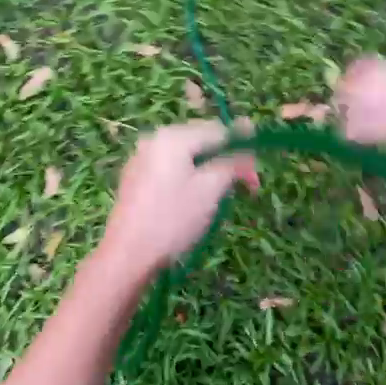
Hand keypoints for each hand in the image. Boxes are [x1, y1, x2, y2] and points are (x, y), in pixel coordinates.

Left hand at [100, 121, 257, 275]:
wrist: (127, 254)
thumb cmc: (172, 219)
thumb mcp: (210, 190)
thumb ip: (231, 165)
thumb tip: (246, 153)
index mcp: (173, 136)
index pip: (216, 130)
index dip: (242, 145)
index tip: (258, 166)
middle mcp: (154, 139)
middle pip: (199, 141)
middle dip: (225, 159)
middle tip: (246, 185)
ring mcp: (141, 158)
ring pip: (185, 156)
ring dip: (207, 170)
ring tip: (221, 195)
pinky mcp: (134, 179)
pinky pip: (169, 168)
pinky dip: (187, 178)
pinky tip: (193, 201)